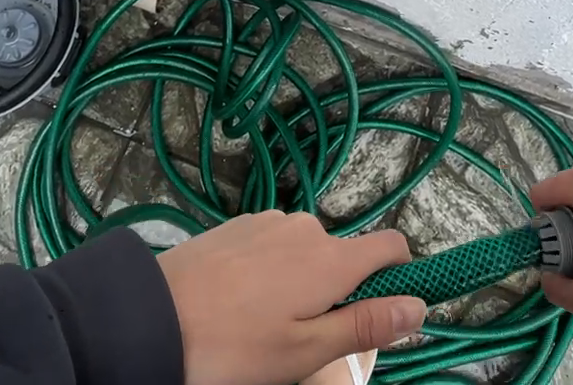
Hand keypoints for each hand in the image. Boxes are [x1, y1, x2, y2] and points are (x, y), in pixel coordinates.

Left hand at [157, 211, 426, 384]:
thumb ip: (366, 325)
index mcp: (332, 259)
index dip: (401, 274)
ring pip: (307, 252)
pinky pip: (275, 243)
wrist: (152, 316)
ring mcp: (271, 221)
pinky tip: (240, 298)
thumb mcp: (306, 351)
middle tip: (301, 339)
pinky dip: (272, 268)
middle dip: (338, 292)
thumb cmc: (236, 346)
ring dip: (302, 281)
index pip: (392, 245)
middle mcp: (308, 227)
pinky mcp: (240, 222)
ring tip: (263, 322)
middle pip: (345, 256)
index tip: (384, 311)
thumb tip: (420, 304)